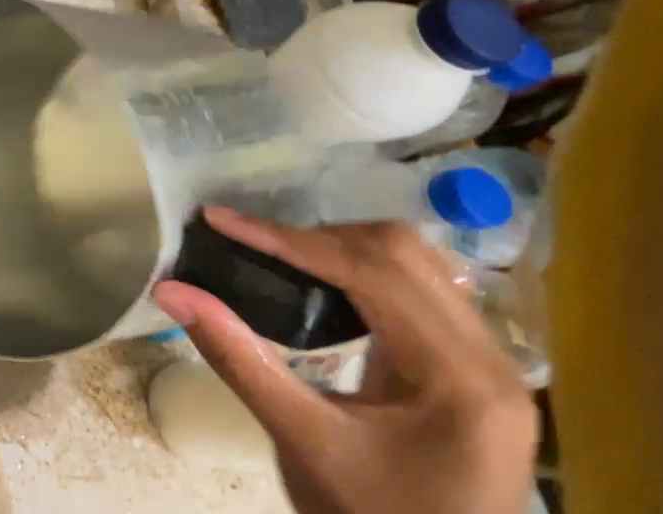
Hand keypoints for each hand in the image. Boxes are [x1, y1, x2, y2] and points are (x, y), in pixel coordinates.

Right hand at [152, 208, 536, 513]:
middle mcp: (491, 359)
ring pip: (417, 262)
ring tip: (282, 261)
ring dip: (343, 249)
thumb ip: (238, 359)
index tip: (219, 220)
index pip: (372, 272)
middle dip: (316, 237)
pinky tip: (326, 289)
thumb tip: (170, 290)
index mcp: (459, 378)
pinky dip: (366, 272)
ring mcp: (491, 364)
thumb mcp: (301, 441)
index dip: (288, 238)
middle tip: (251, 247)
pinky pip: (423, 289)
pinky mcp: (476, 369)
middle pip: (403, 254)